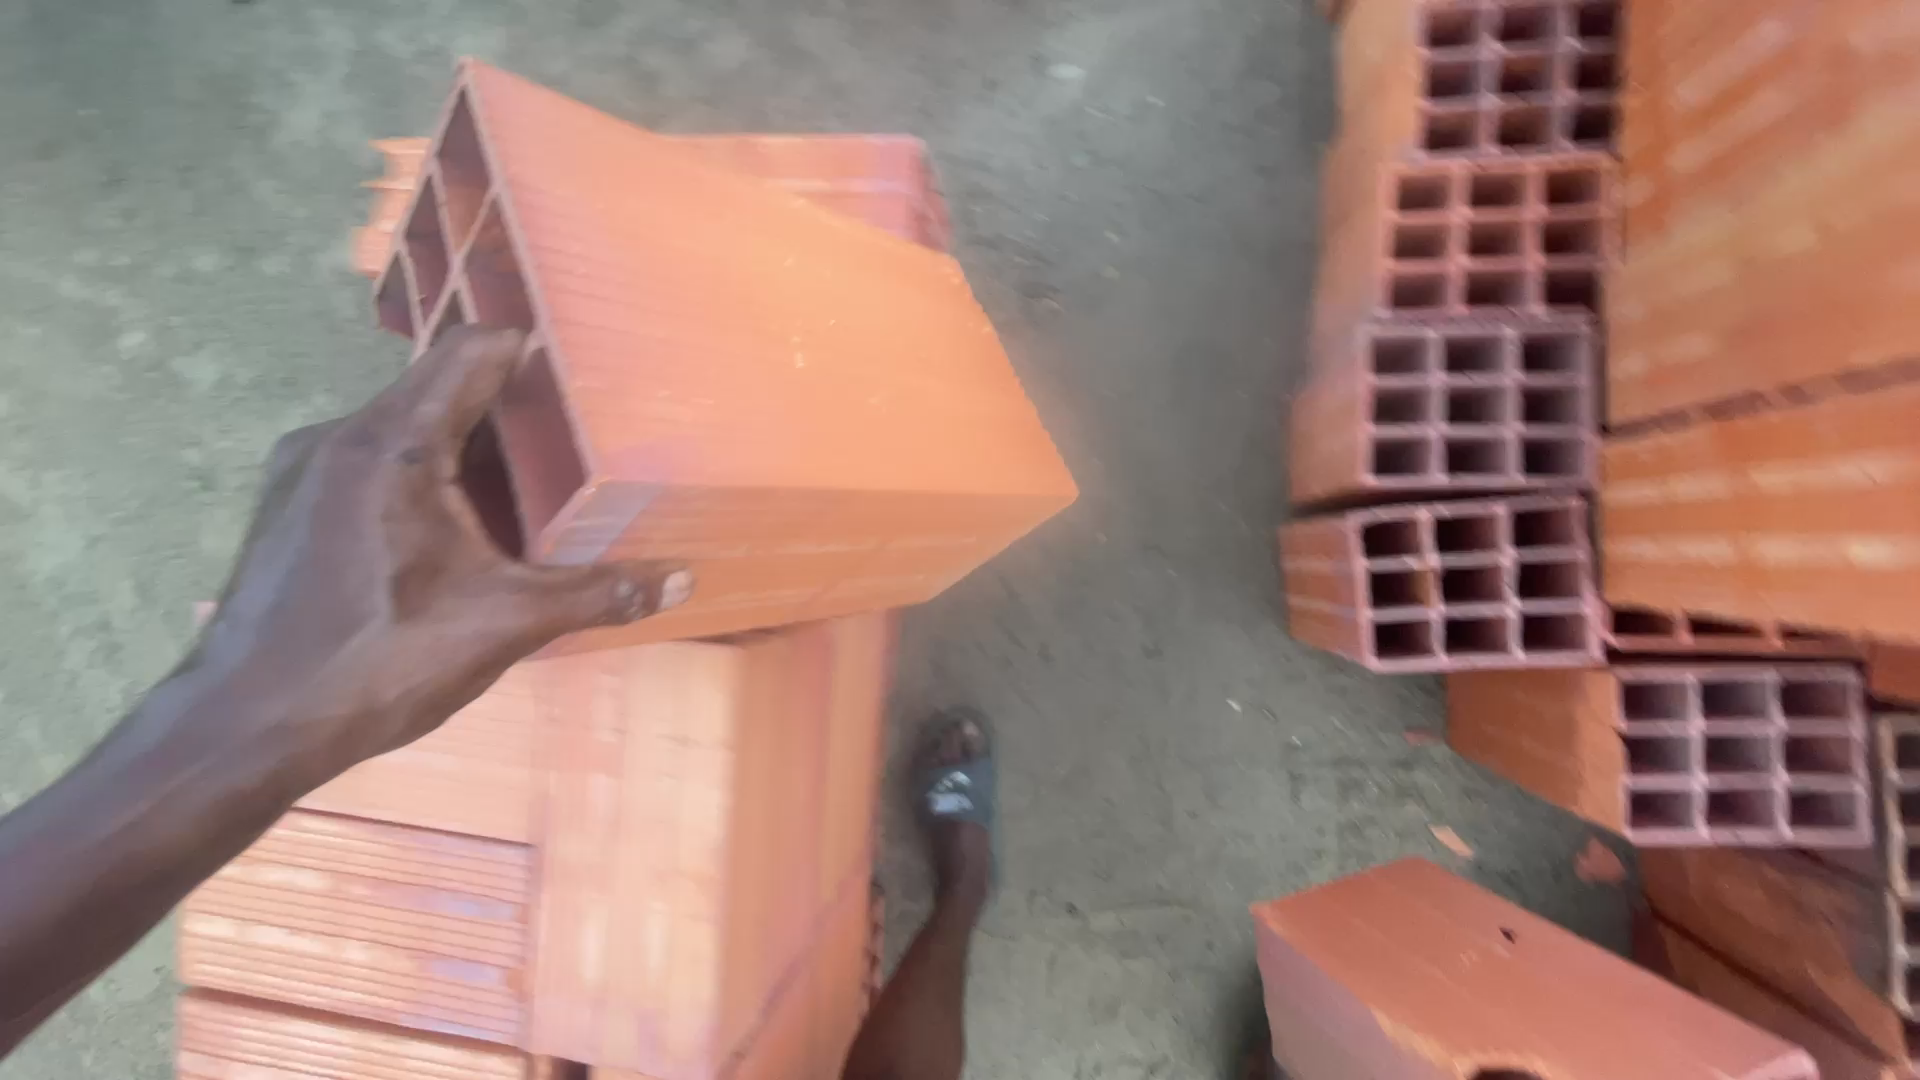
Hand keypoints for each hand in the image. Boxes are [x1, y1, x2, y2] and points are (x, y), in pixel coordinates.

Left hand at [189, 327, 690, 782]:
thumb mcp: (509, 624)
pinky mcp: (294, 506)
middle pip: (445, 387)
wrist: (240, 730)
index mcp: (394, 445)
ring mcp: (307, 471)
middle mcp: (342, 437)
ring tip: (536, 484)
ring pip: (411, 427)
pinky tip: (467, 529)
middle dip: (516, 407)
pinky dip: (434, 473)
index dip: (533, 348)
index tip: (586, 370)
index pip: (472, 351)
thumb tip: (682, 580)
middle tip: (582, 437)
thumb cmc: (380, 658)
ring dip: (474, 445)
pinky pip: (381, 461)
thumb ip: (600, 594)